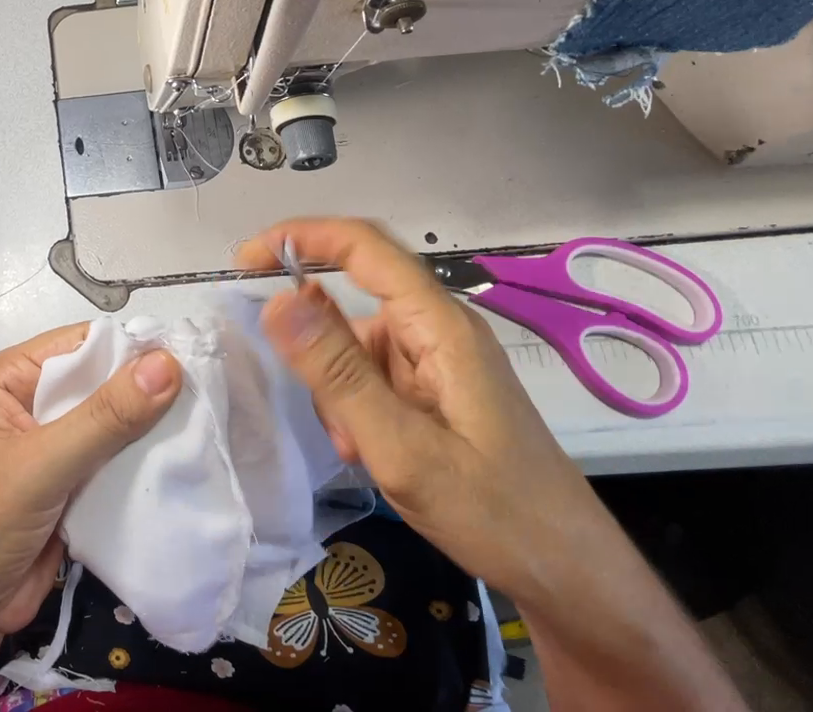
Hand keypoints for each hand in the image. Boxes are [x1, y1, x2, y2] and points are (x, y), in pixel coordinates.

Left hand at [0, 323, 181, 711]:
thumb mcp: (43, 463)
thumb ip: (105, 417)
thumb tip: (167, 363)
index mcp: (14, 376)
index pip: (83, 343)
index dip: (134, 349)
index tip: (192, 359)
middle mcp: (36, 399)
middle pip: (104, 380)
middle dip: (150, 389)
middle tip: (211, 395)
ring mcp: (56, 442)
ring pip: (116, 421)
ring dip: (153, 428)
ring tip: (207, 426)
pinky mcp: (75, 481)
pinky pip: (119, 458)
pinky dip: (146, 461)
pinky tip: (184, 460)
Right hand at [237, 219, 749, 711]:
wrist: (568, 574)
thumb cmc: (493, 510)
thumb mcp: (400, 446)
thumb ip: (336, 372)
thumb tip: (277, 300)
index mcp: (439, 326)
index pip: (363, 247)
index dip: (300, 237)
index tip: (244, 262)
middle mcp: (438, 330)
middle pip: (353, 301)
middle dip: (319, 348)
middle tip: (322, 409)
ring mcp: (438, 361)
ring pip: (356, 345)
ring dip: (337, 388)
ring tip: (355, 446)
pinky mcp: (435, 389)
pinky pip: (372, 375)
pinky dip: (353, 406)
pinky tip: (369, 450)